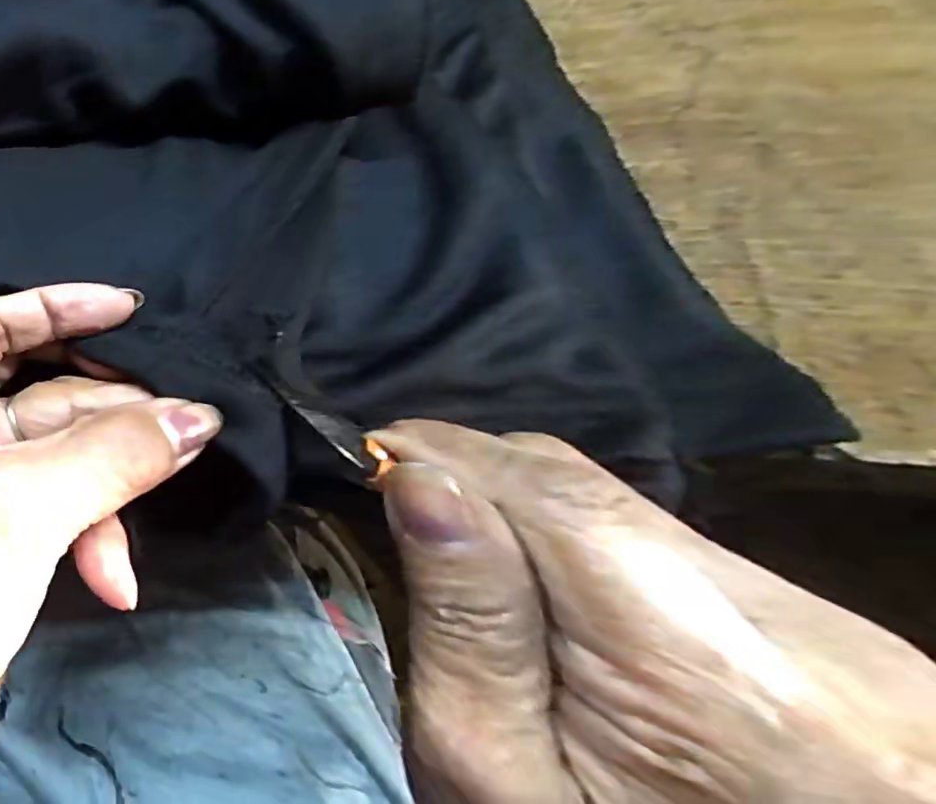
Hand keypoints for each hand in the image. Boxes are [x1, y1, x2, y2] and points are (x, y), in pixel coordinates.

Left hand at [0, 284, 220, 800]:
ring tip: (173, 468)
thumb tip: (197, 415)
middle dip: (107, 404)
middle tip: (174, 404)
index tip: (130, 307)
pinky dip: (89, 520)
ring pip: (58, 438)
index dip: (62, 306)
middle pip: (39, 379)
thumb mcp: (30, 506)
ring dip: (112, 468)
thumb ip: (117, 452)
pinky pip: (54, 485)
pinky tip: (115, 576)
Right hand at [373, 420, 935, 803]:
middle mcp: (813, 640)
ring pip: (628, 506)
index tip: (370, 450)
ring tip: (469, 547)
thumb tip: (417, 481)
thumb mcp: (488, 762)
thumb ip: (462, 621)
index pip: (557, 496)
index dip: (449, 451)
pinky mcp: (838, 638)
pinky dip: (582, 539)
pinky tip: (549, 586)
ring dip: (527, 506)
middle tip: (403, 499)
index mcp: (719, 684)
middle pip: (595, 490)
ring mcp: (843, 636)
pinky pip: (669, 541)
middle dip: (480, 476)